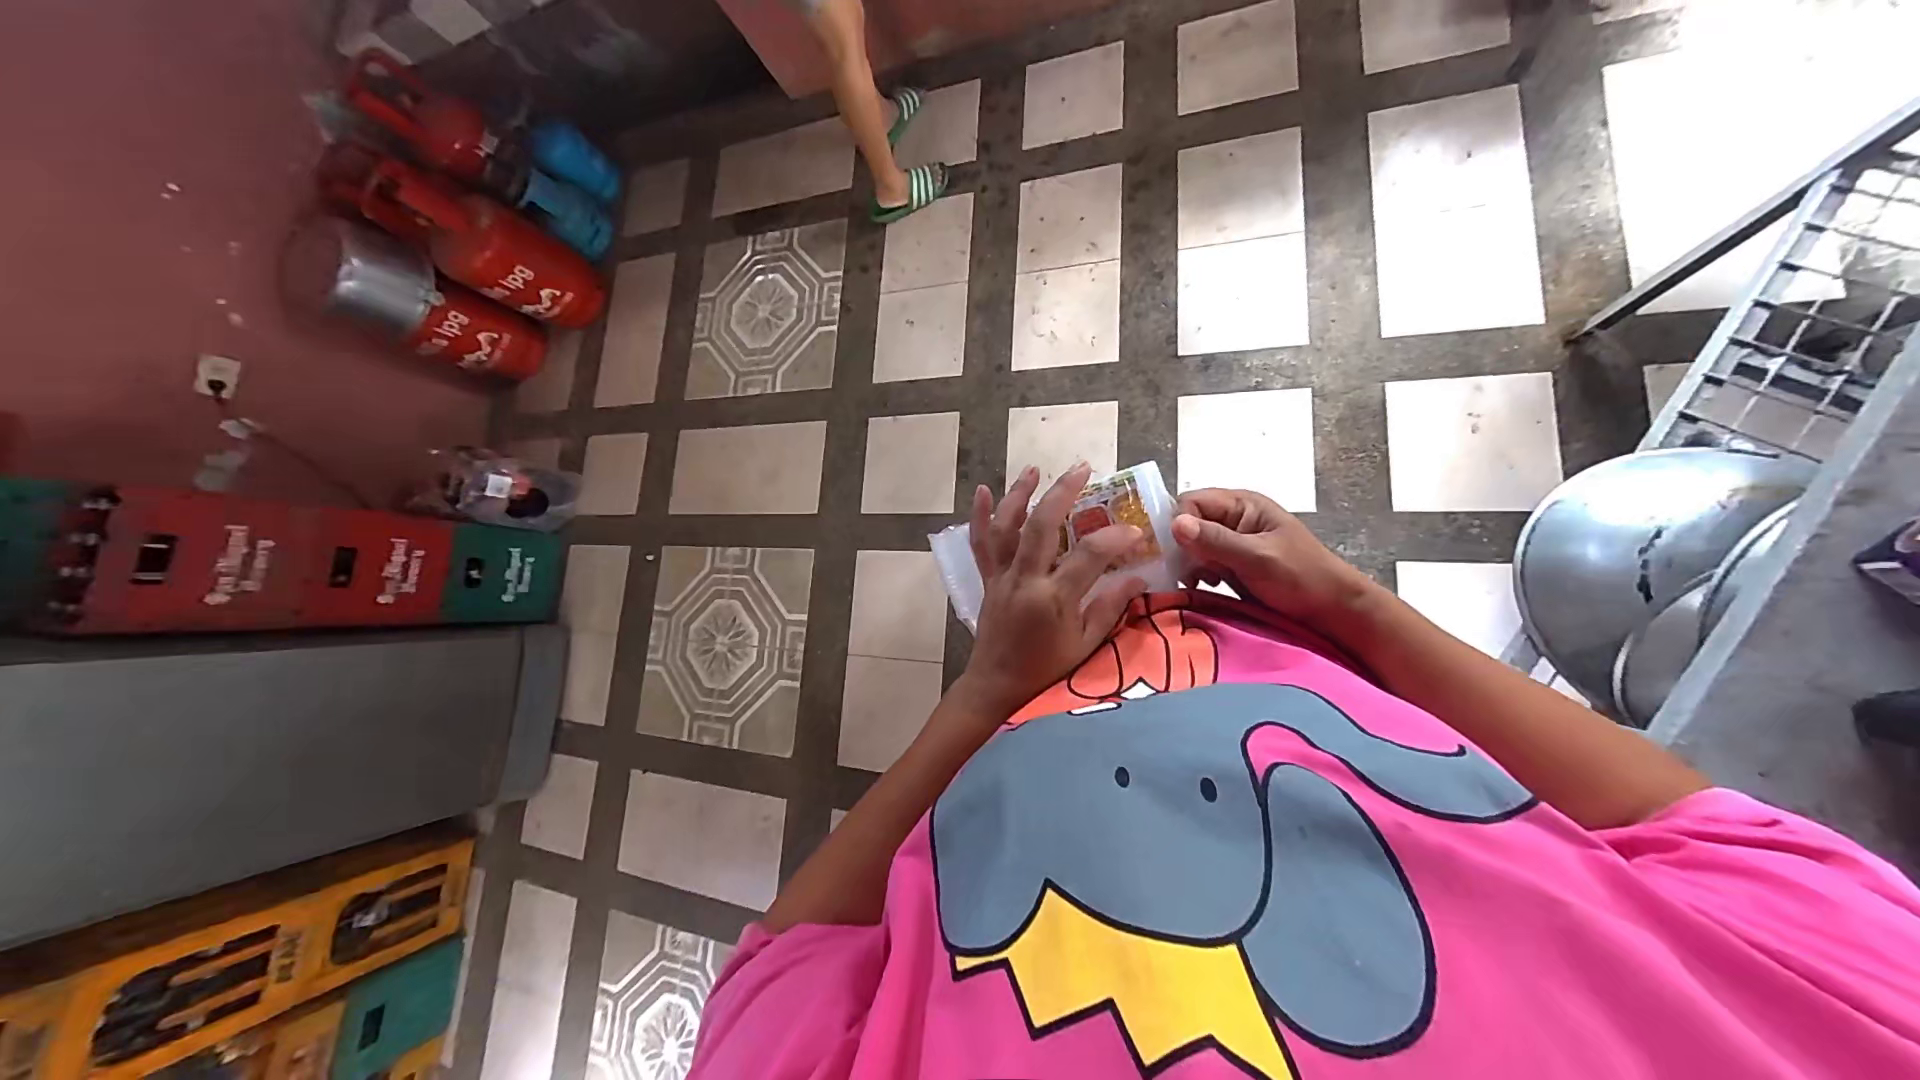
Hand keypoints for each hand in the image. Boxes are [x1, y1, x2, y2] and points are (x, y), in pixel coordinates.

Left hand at [955, 463, 1147, 717]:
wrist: (996, 687)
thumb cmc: (1045, 672)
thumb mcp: (1085, 646)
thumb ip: (1109, 609)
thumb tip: (1137, 578)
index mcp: (1053, 599)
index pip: (1089, 555)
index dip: (1115, 538)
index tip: (1134, 530)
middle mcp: (1024, 581)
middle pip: (1042, 525)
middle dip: (1063, 492)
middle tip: (1083, 469)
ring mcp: (1001, 578)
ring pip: (1006, 527)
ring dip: (1019, 494)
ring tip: (1035, 469)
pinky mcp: (988, 580)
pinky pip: (981, 544)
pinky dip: (980, 516)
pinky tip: (983, 490)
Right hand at [1172, 488, 1379, 630]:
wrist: (1333, 611)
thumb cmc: (1302, 577)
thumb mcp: (1257, 557)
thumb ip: (1216, 540)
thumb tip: (1175, 523)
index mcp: (1242, 504)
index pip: (1192, 502)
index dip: (1178, 523)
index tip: (1176, 551)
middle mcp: (1233, 518)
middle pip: (1188, 523)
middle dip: (1182, 546)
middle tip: (1188, 571)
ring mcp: (1231, 543)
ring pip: (1191, 545)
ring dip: (1189, 563)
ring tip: (1201, 581)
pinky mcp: (1230, 565)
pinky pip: (1200, 563)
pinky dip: (1197, 574)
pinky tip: (1205, 586)